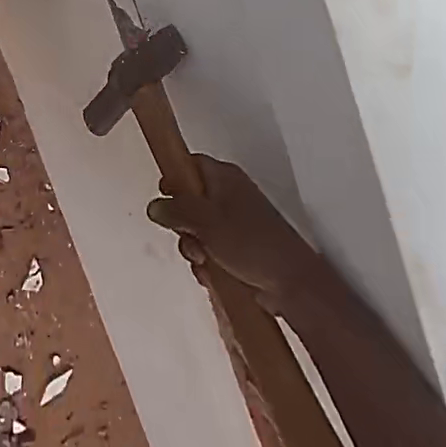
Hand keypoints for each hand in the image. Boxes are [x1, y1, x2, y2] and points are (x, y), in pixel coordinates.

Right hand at [146, 154, 322, 313]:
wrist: (290, 282)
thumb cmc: (251, 243)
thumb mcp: (206, 222)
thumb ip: (176, 210)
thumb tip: (155, 205)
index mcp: (224, 177)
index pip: (191, 165)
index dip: (174, 178)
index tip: (164, 196)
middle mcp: (230, 195)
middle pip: (190, 200)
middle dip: (183, 224)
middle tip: (190, 238)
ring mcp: (236, 221)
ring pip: (198, 228)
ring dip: (194, 247)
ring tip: (205, 261)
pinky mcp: (240, 246)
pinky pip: (211, 248)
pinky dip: (208, 261)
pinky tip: (212, 274)